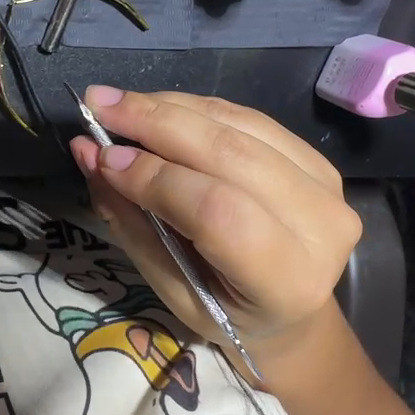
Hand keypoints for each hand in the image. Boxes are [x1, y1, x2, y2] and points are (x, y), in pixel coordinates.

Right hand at [67, 87, 360, 347]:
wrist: (292, 312)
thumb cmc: (223, 310)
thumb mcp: (169, 286)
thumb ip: (129, 219)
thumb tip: (86, 151)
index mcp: (288, 279)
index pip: (218, 211)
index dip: (156, 176)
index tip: (101, 155)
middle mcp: (320, 226)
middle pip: (230, 153)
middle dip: (154, 122)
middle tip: (97, 104)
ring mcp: (327, 186)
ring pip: (237, 125)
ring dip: (169, 106)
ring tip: (116, 101)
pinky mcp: (318, 158)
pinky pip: (247, 117)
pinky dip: (193, 107)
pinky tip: (155, 106)